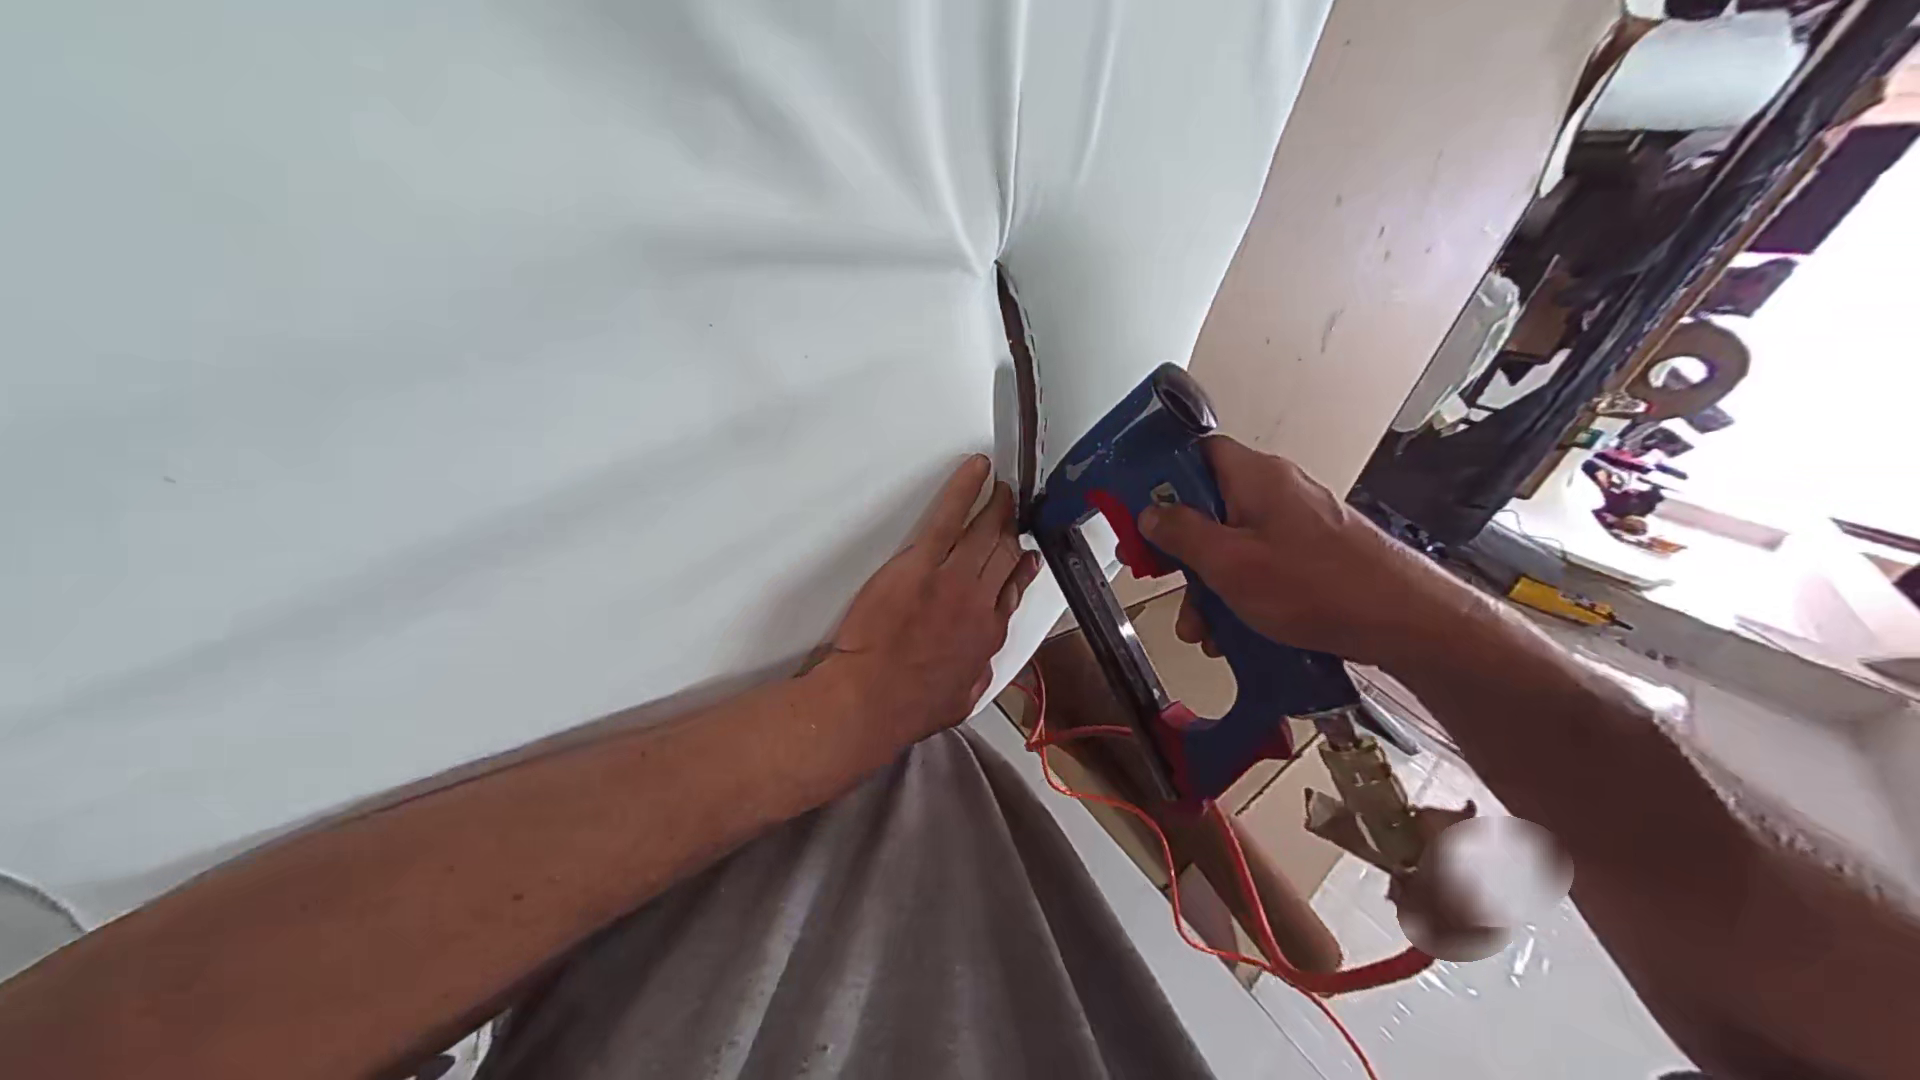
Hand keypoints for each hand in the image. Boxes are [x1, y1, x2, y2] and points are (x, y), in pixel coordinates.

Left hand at [826, 455, 1041, 749]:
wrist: (871, 699)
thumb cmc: (907, 705)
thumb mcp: (959, 697)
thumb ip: (975, 674)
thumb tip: (978, 664)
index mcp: (987, 634)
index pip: (1012, 591)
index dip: (1021, 569)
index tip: (1024, 557)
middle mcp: (978, 602)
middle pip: (1005, 554)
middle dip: (1012, 528)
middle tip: (1014, 509)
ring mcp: (952, 579)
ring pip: (985, 532)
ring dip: (997, 505)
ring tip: (1002, 488)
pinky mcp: (921, 564)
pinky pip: (949, 518)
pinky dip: (965, 490)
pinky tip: (975, 470)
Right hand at [1135, 436, 1464, 669]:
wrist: (1403, 622)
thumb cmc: (1317, 586)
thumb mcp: (1229, 562)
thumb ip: (1181, 533)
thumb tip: (1151, 513)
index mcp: (1254, 476)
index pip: (1194, 453)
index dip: (1160, 478)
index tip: (1138, 513)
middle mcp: (1273, 491)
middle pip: (1206, 504)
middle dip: (1180, 551)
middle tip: (1162, 578)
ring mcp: (1293, 523)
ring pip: (1229, 542)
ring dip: (1206, 585)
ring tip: (1202, 628)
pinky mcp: (1307, 554)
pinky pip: (1257, 563)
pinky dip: (1238, 593)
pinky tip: (1232, 632)